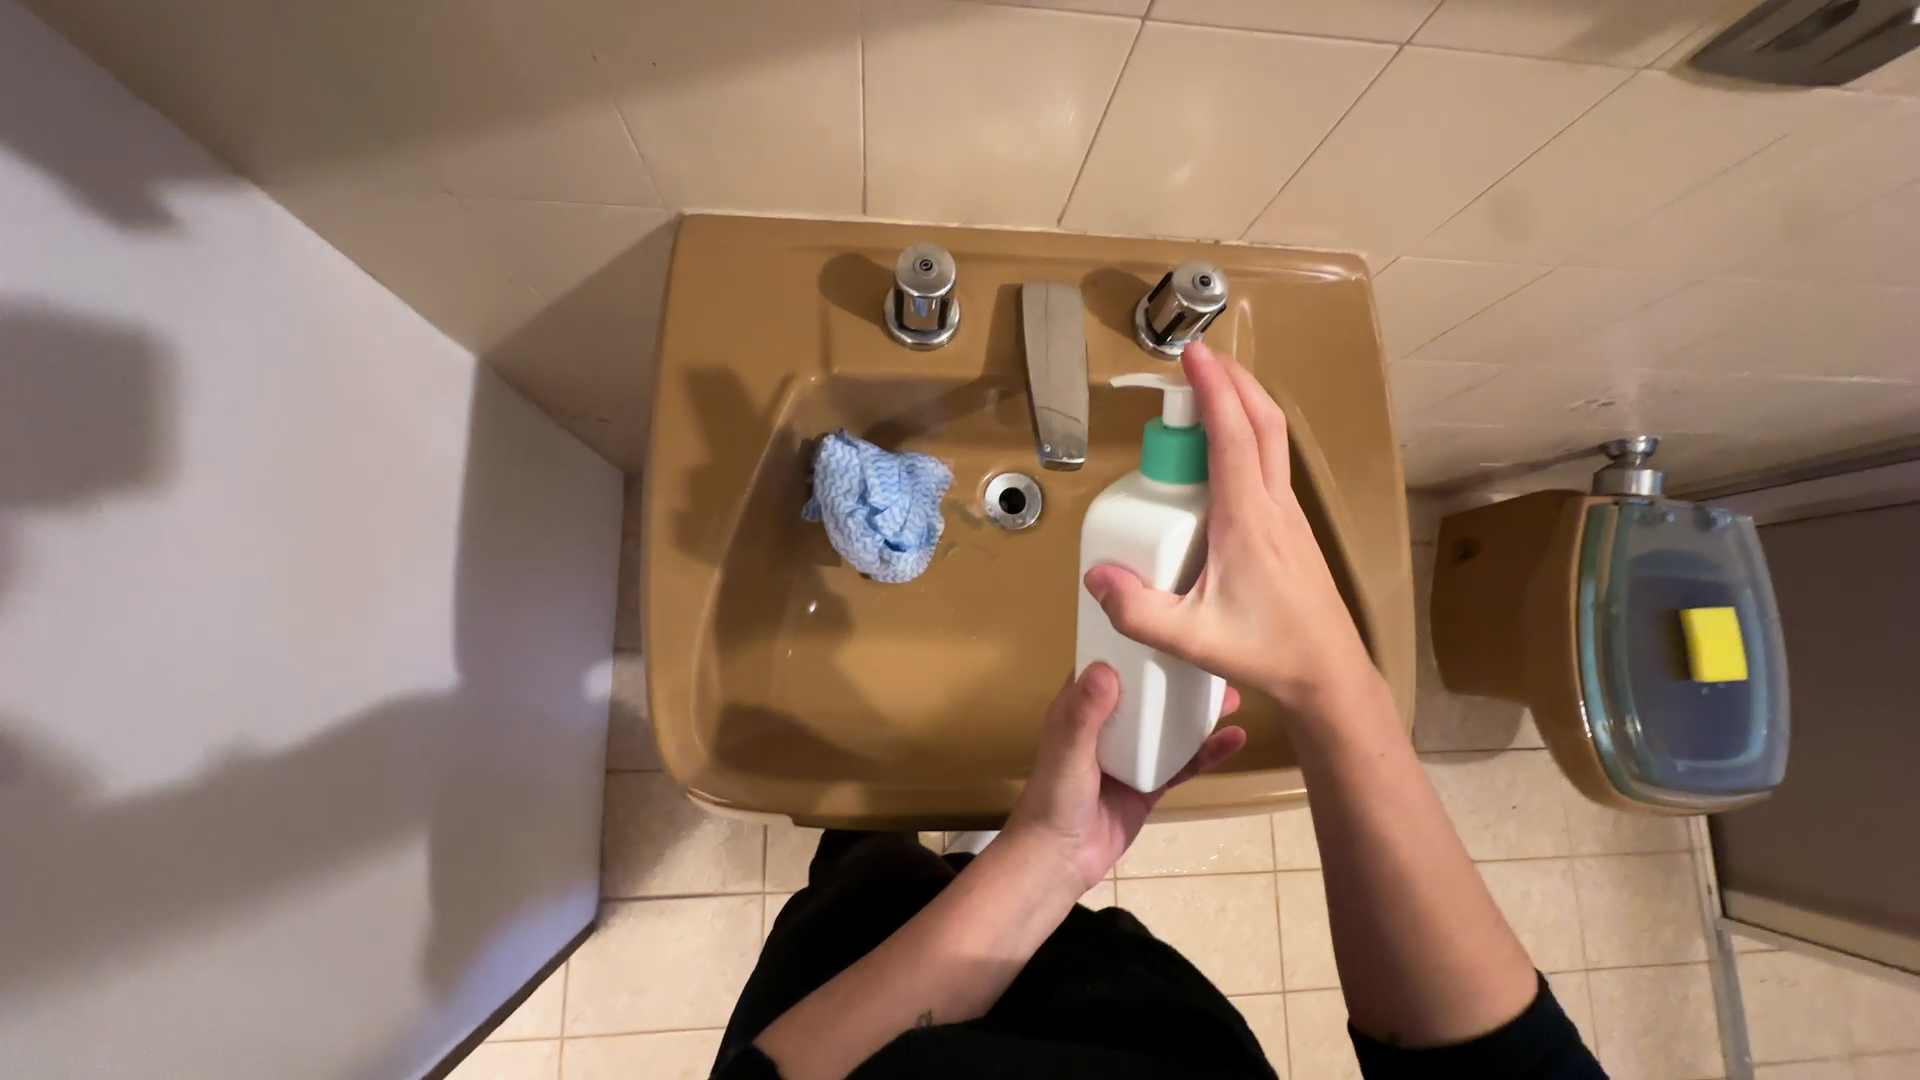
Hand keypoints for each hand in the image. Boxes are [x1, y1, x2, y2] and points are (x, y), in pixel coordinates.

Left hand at [1004, 663, 1245, 891]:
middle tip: (1213, 658)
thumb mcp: (1068, 752)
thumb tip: (1107, 667)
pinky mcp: (1150, 783)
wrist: (1062, 860)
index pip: (1108, 663)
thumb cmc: (1056, 799)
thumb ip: (1084, 714)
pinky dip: (1208, 751)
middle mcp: (1108, 724)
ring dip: (1197, 709)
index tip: (1167, 621)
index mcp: (1081, 707)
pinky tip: (1236, 738)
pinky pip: (1183, 762)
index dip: (1134, 642)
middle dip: (1176, 674)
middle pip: (1147, 691)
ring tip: (1233, 693)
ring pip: (1169, 723)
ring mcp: (1132, 754)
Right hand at [1083, 341, 1377, 715]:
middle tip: (1199, 362)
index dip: (1212, 389)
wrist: (1328, 675)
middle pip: (1262, 422)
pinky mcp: (1290, 530)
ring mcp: (1288, 516)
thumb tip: (1096, 576)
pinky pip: (1269, 466)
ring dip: (1243, 406)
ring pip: (1271, 441)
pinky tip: (1222, 457)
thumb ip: (1137, 611)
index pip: (1232, 436)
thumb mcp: (1191, 638)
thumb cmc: (1265, 651)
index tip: (1193, 355)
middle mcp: (1273, 506)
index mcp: (1248, 519)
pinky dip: (1247, 438)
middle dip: (1233, 381)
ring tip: (1208, 395)